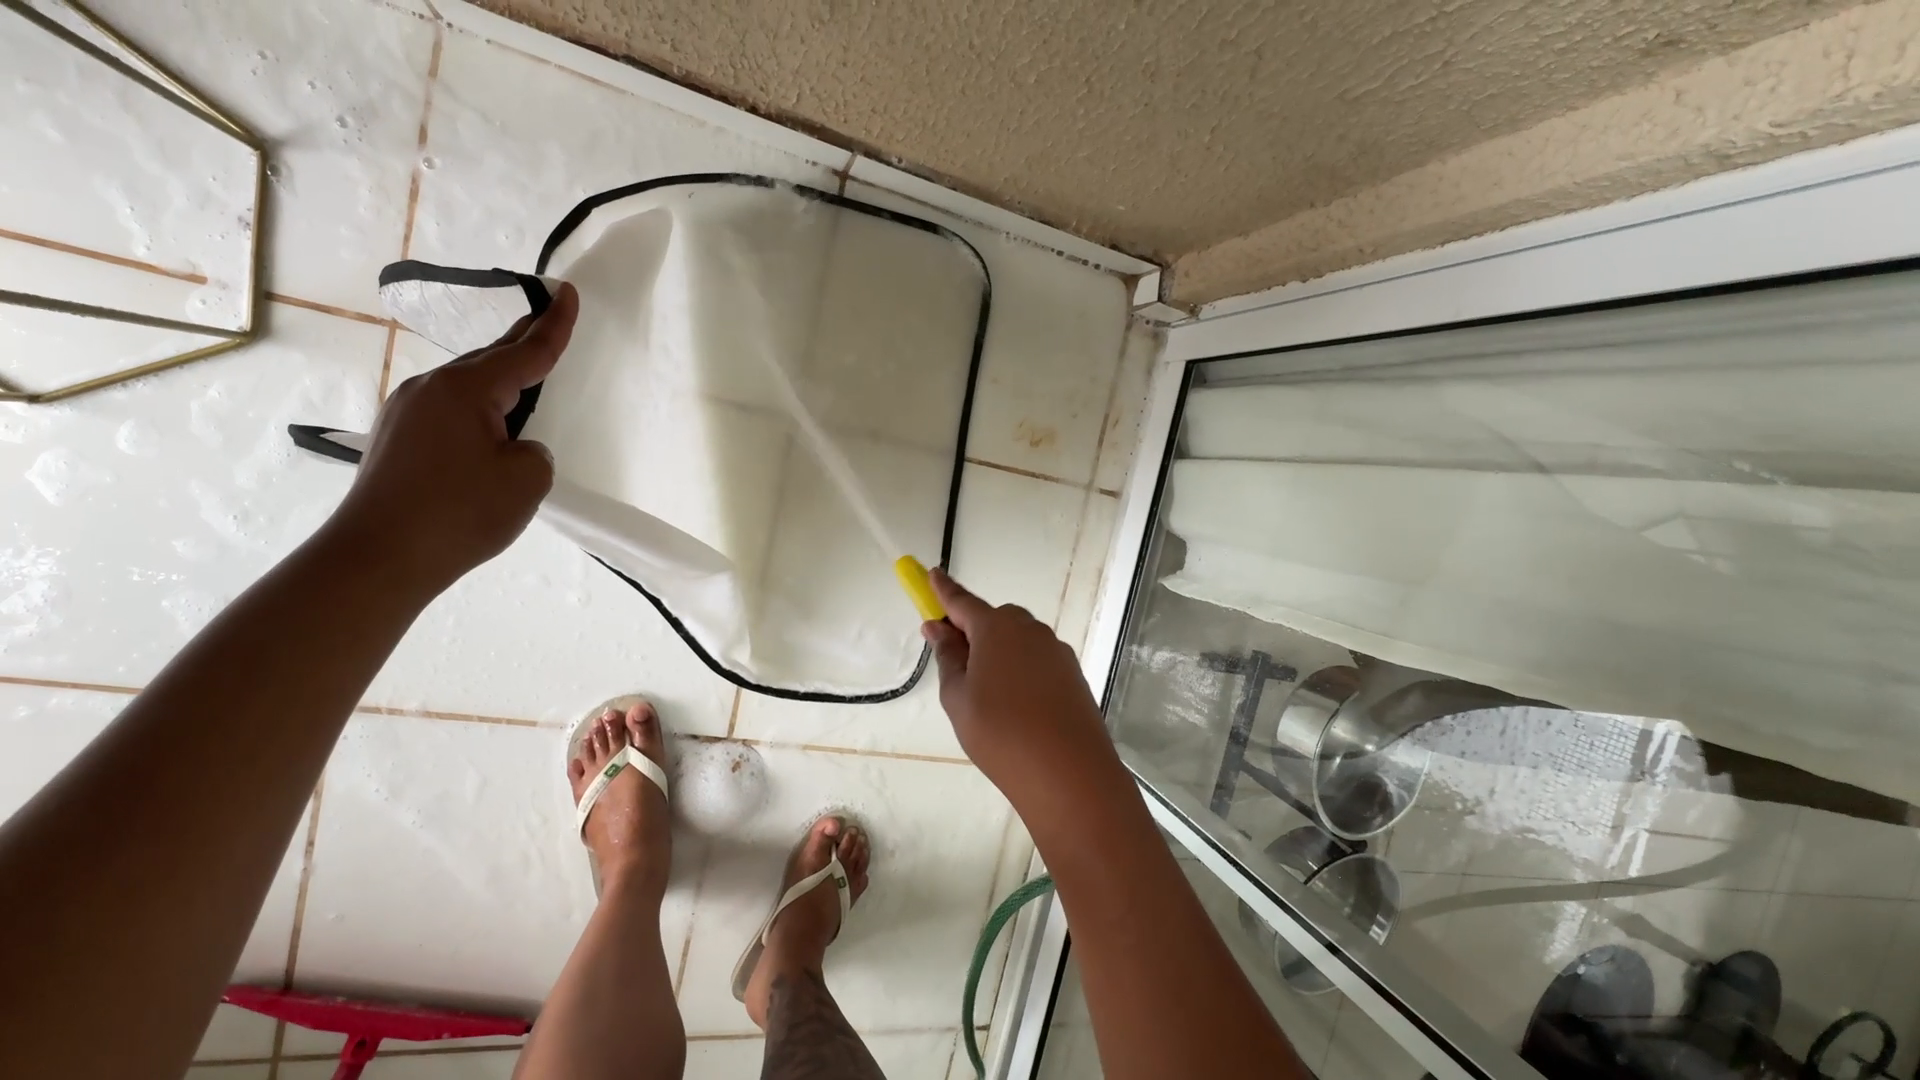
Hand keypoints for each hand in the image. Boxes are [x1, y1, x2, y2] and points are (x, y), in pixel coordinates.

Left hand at [326, 283, 578, 592]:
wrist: (378, 559)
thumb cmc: (459, 514)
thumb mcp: (526, 480)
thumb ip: (533, 451)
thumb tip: (510, 447)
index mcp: (464, 389)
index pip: (524, 351)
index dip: (553, 326)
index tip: (567, 292)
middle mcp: (429, 389)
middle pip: (490, 361)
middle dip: (524, 345)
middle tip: (551, 325)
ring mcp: (406, 412)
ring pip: (466, 388)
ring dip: (500, 387)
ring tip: (527, 392)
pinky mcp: (397, 440)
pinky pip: (449, 412)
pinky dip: (478, 414)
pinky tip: (489, 435)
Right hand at [922, 568, 1121, 802]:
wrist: (1068, 772)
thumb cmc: (1000, 733)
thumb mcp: (958, 697)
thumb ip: (948, 657)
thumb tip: (938, 627)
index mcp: (996, 628)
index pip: (963, 602)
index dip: (943, 590)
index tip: (931, 573)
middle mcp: (1030, 630)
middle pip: (995, 620)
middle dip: (974, 632)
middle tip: (956, 663)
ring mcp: (1056, 651)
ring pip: (1019, 642)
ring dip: (1000, 655)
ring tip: (988, 699)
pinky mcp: (1073, 675)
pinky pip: (1037, 662)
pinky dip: (1021, 672)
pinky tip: (1017, 708)